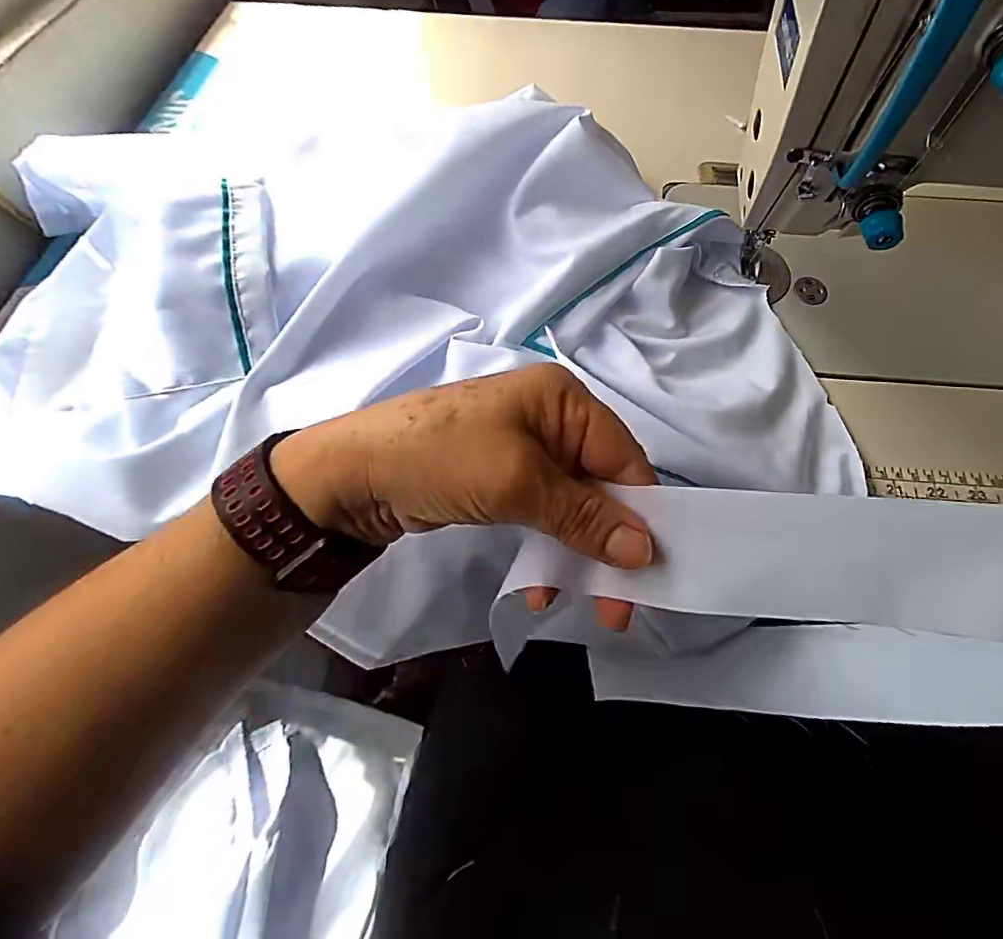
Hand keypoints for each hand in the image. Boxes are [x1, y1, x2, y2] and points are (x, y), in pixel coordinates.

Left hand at [270, 364, 655, 628]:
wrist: (354, 471)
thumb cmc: (441, 459)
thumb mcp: (517, 483)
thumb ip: (584, 516)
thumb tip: (645, 550)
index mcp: (561, 399)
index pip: (622, 456)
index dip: (640, 512)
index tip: (648, 572)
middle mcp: (547, 418)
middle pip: (599, 483)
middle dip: (608, 540)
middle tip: (616, 603)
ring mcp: (520, 448)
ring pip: (570, 503)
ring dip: (576, 551)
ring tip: (579, 600)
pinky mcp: (497, 477)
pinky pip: (539, 513)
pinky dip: (546, 546)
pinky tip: (540, 585)